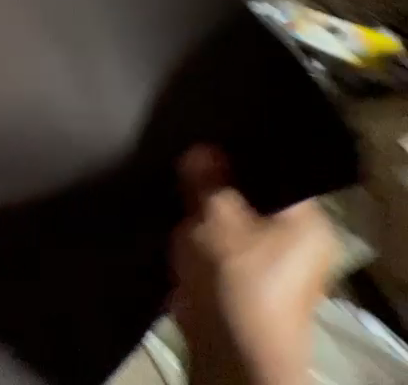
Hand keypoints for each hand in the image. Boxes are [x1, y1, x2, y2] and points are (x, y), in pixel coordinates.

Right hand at [171, 147, 336, 384]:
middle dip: (214, 183)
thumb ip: (208, 181)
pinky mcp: (246, 275)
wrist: (229, 339)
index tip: (198, 140)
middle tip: (177, 160)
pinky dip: (200, 230)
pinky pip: (222, 239)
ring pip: (233, 219)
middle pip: (252, 197)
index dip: (237, 156)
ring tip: (170, 186)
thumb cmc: (234, 275)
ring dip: (203, 209)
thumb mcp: (215, 219)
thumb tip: (203, 148)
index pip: (275, 175)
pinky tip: (174, 218)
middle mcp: (300, 241)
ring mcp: (275, 261)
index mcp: (309, 225)